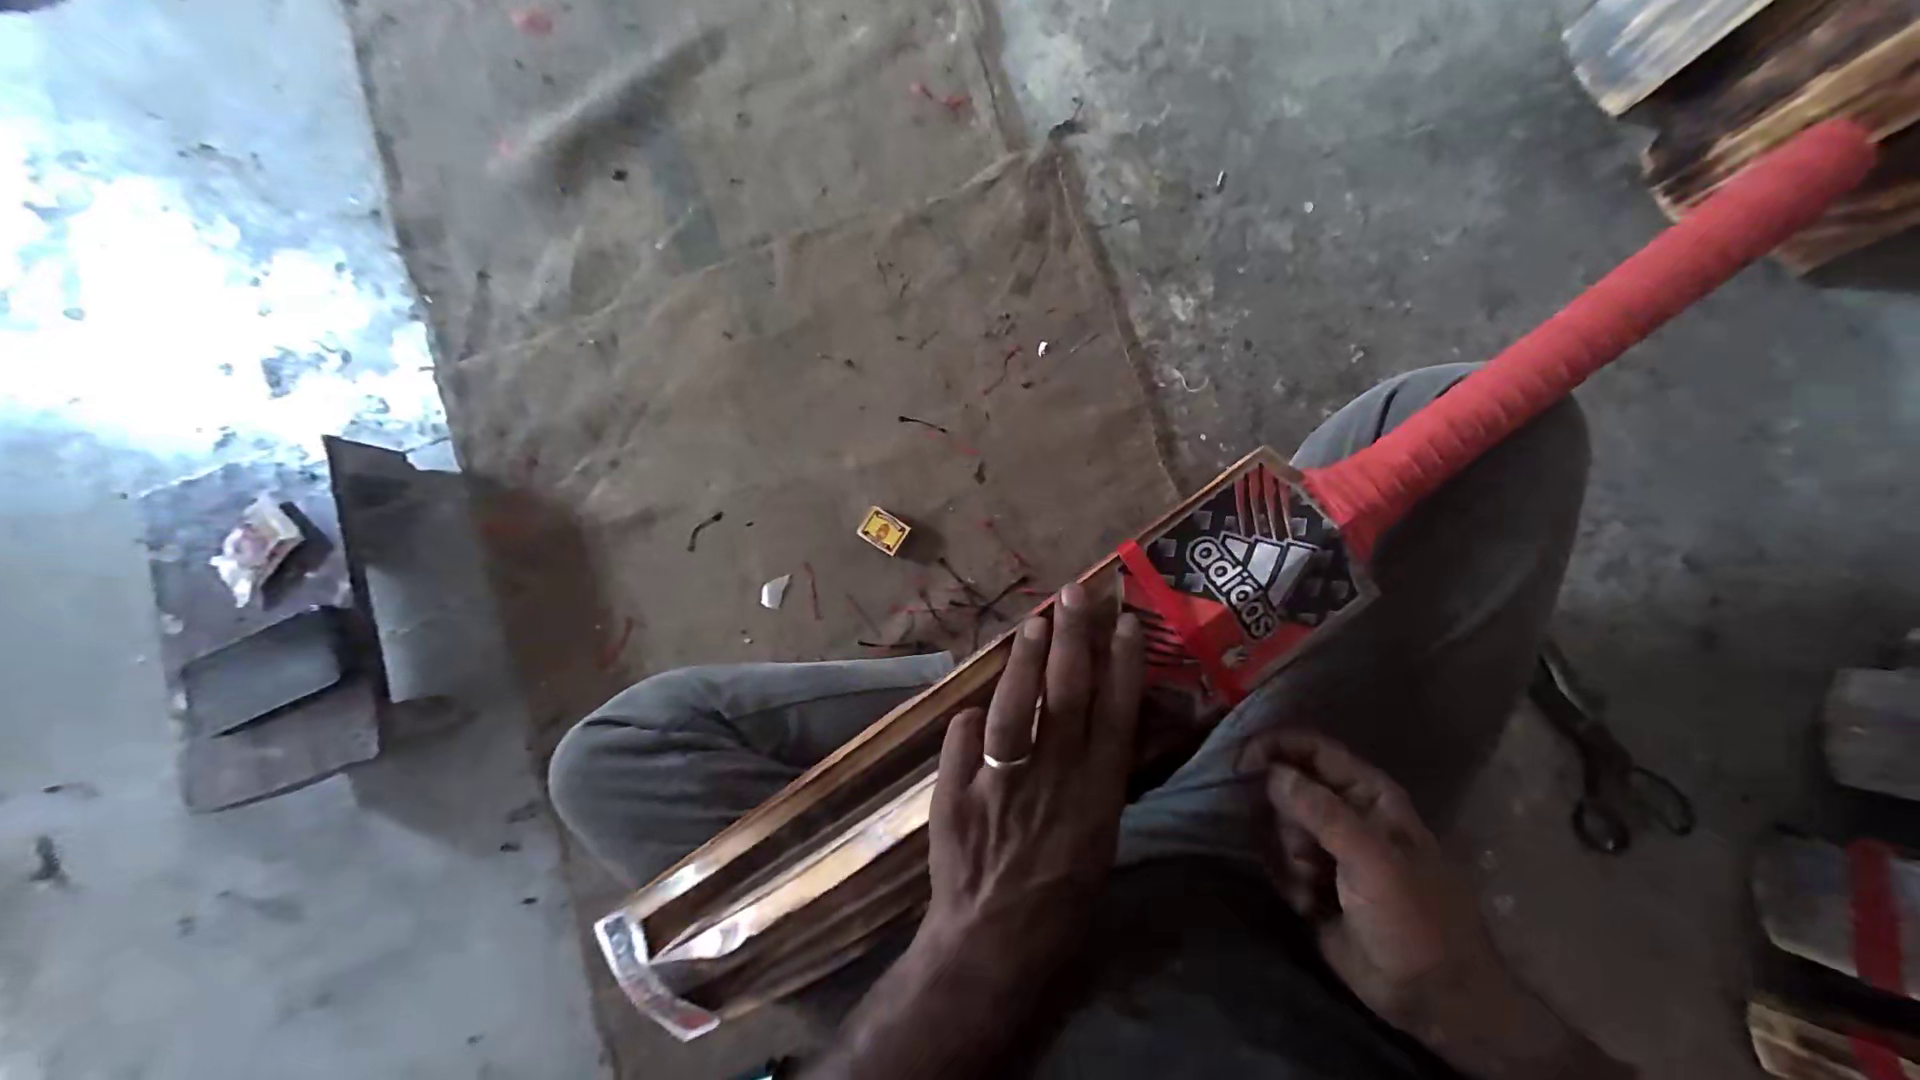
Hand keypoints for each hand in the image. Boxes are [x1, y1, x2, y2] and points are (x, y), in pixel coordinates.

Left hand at [917, 582, 1143, 985]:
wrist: (993, 940)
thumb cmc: (1059, 898)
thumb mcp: (1099, 839)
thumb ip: (1095, 780)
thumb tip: (1089, 731)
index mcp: (1097, 792)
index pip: (1115, 713)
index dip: (1121, 662)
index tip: (1125, 620)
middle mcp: (1054, 777)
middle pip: (1068, 695)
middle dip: (1074, 639)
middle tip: (1076, 593)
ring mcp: (1003, 782)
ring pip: (1017, 708)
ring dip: (1026, 662)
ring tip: (1034, 622)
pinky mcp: (958, 791)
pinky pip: (964, 740)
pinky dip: (971, 719)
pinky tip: (975, 701)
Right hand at [1240, 731, 1630, 1079]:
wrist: (1432, 999)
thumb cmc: (1416, 919)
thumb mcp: (1374, 860)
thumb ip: (1322, 811)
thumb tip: (1270, 771)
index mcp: (1368, 794)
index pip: (1312, 749)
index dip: (1275, 746)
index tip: (1239, 762)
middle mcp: (1344, 811)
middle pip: (1287, 785)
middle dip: (1281, 814)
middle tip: (1300, 851)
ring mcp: (1326, 846)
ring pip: (1277, 824)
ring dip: (1286, 852)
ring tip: (1312, 884)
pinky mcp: (1309, 878)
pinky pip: (1275, 859)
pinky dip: (1285, 877)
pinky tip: (1309, 903)